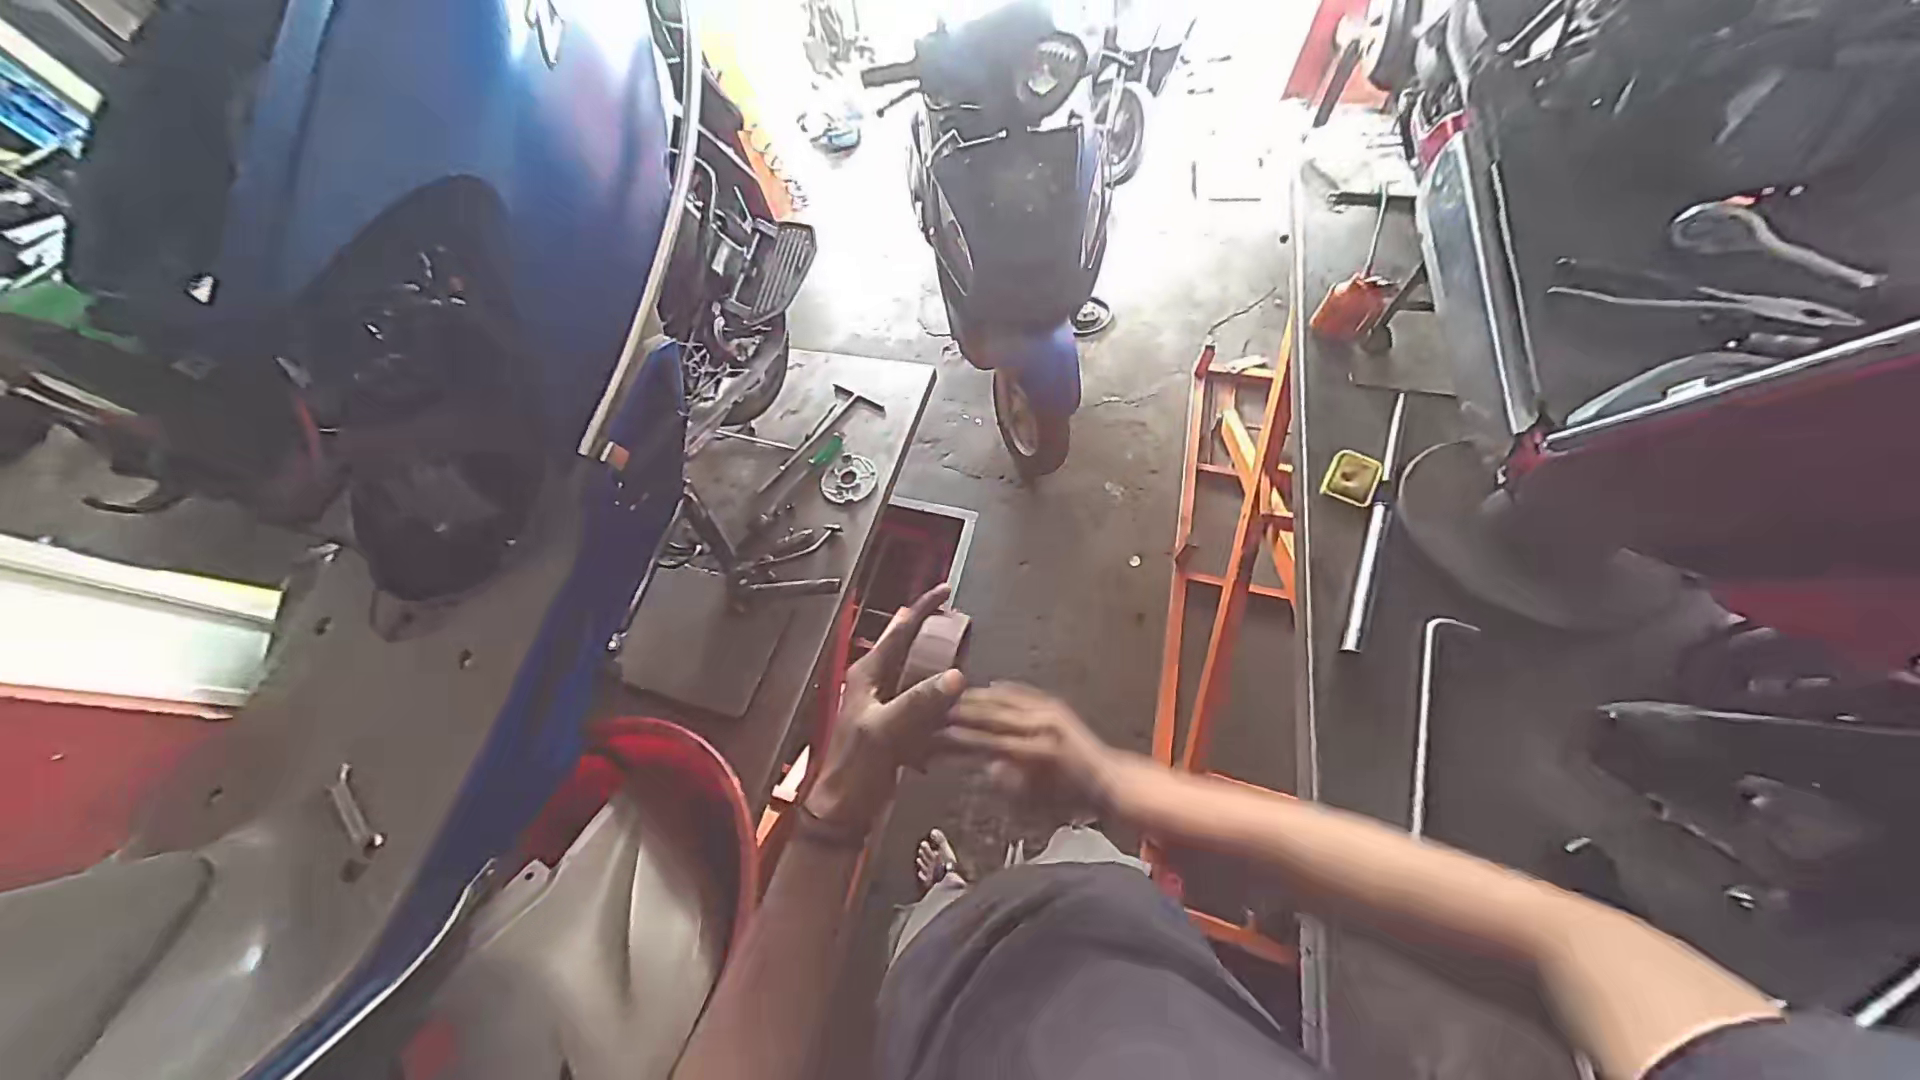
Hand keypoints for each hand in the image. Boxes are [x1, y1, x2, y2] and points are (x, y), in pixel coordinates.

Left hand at [803, 584, 965, 831]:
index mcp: (868, 674)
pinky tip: (953, 711)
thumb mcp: (884, 731)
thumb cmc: (851, 770)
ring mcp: (888, 703)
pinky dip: (940, 704)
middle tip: (960, 628)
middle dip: (937, 637)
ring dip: (941, 673)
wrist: (844, 810)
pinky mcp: (898, 725)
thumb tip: (953, 678)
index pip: (900, 629)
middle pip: (912, 648)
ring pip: (921, 676)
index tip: (945, 592)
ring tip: (964, 669)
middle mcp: (877, 682)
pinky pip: (925, 705)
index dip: (923, 607)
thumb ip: (918, 703)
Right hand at [944, 682, 1119, 814]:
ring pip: (1008, 699)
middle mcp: (1043, 726)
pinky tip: (992, 686)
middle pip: (995, 715)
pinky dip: (1007, 690)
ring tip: (958, 695)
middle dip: (966, 712)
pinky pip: (1026, 693)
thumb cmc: (1073, 798)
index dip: (964, 737)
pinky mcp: (1056, 707)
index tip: (942, 733)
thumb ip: (1010, 782)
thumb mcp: (1038, 800)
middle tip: (941, 710)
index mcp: (1037, 752)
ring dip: (981, 697)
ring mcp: (1051, 713)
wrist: (1108, 780)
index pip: (991, 741)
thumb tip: (988, 764)